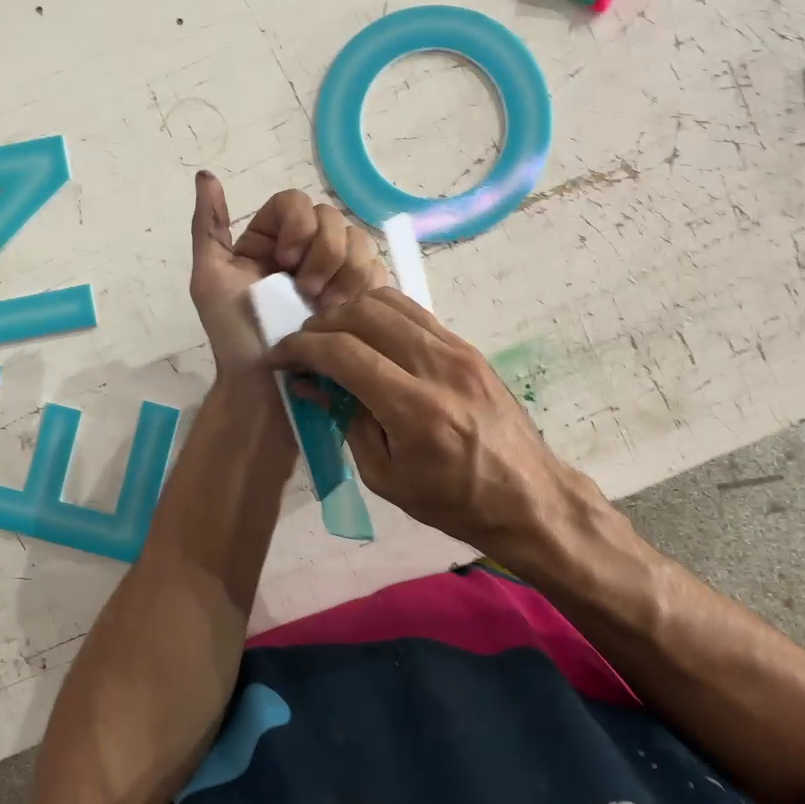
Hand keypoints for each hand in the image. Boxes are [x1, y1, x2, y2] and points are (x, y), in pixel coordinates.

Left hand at [188, 172, 387, 371]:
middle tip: (306, 293)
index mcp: (270, 240)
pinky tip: (343, 312)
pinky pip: (378, 271)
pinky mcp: (361, 297)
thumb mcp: (210, 280)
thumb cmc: (234, 337)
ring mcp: (336, 273)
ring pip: (360, 241)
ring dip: (345, 272)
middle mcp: (305, 251)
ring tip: (325, 309)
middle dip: (323, 253)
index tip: (284, 260)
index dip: (297, 224)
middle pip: (333, 217)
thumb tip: (207, 176)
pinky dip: (363, 287)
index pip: (295, 202)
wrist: (266, 388)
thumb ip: (208, 227)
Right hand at [266, 287, 608, 561]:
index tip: (277, 358)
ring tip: (332, 338)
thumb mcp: (384, 476)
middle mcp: (437, 367)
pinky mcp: (467, 347)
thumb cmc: (451, 502)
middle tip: (302, 349)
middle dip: (320, 325)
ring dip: (350, 312)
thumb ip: (347, 422)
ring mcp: (457, 350)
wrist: (527, 497)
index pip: (343, 352)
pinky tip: (368, 339)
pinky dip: (380, 315)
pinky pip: (414, 312)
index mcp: (414, 409)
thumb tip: (310, 384)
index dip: (300, 349)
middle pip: (363, 313)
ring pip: (389, 301)